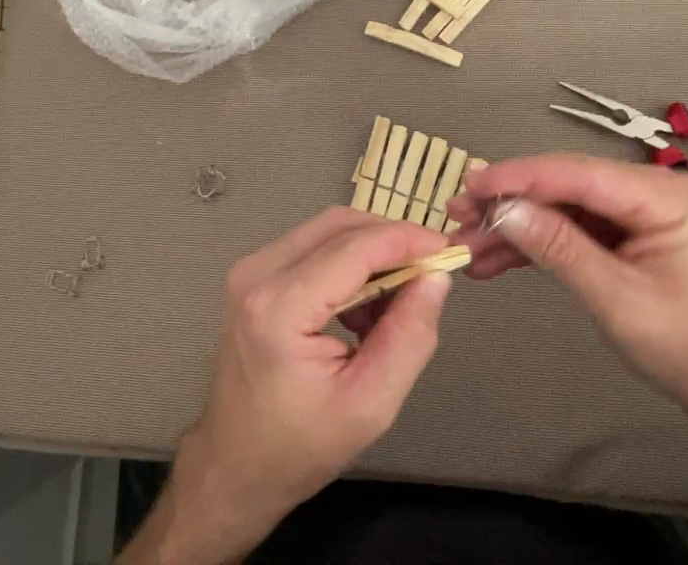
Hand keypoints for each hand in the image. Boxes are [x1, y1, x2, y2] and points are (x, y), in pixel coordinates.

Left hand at [123, 208, 451, 563]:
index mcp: (279, 308)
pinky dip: (347, 264)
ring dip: (369, 253)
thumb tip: (436, 278)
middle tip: (432, 271)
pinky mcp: (253, 276)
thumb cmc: (300, 445)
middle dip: (391, 239)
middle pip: (337, 226)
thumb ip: (409, 336)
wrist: (237, 462)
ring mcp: (250, 271)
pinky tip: (362, 311)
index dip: (406, 240)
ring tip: (394, 307)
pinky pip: (311, 248)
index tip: (450, 250)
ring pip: (325, 231)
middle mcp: (257, 274)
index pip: (353, 248)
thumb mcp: (370, 403)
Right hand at [447, 153, 687, 428]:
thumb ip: (559, 249)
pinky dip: (530, 243)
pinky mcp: (618, 230)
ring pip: (557, 205)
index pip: (579, 174)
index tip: (470, 185)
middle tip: (456, 215)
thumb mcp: (616, 299)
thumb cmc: (683, 345)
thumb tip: (503, 210)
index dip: (520, 177)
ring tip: (465, 245)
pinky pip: (566, 226)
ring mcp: (633, 210)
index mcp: (664, 197)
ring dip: (512, 226)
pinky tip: (491, 260)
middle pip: (563, 184)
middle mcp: (649, 190)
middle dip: (508, 201)